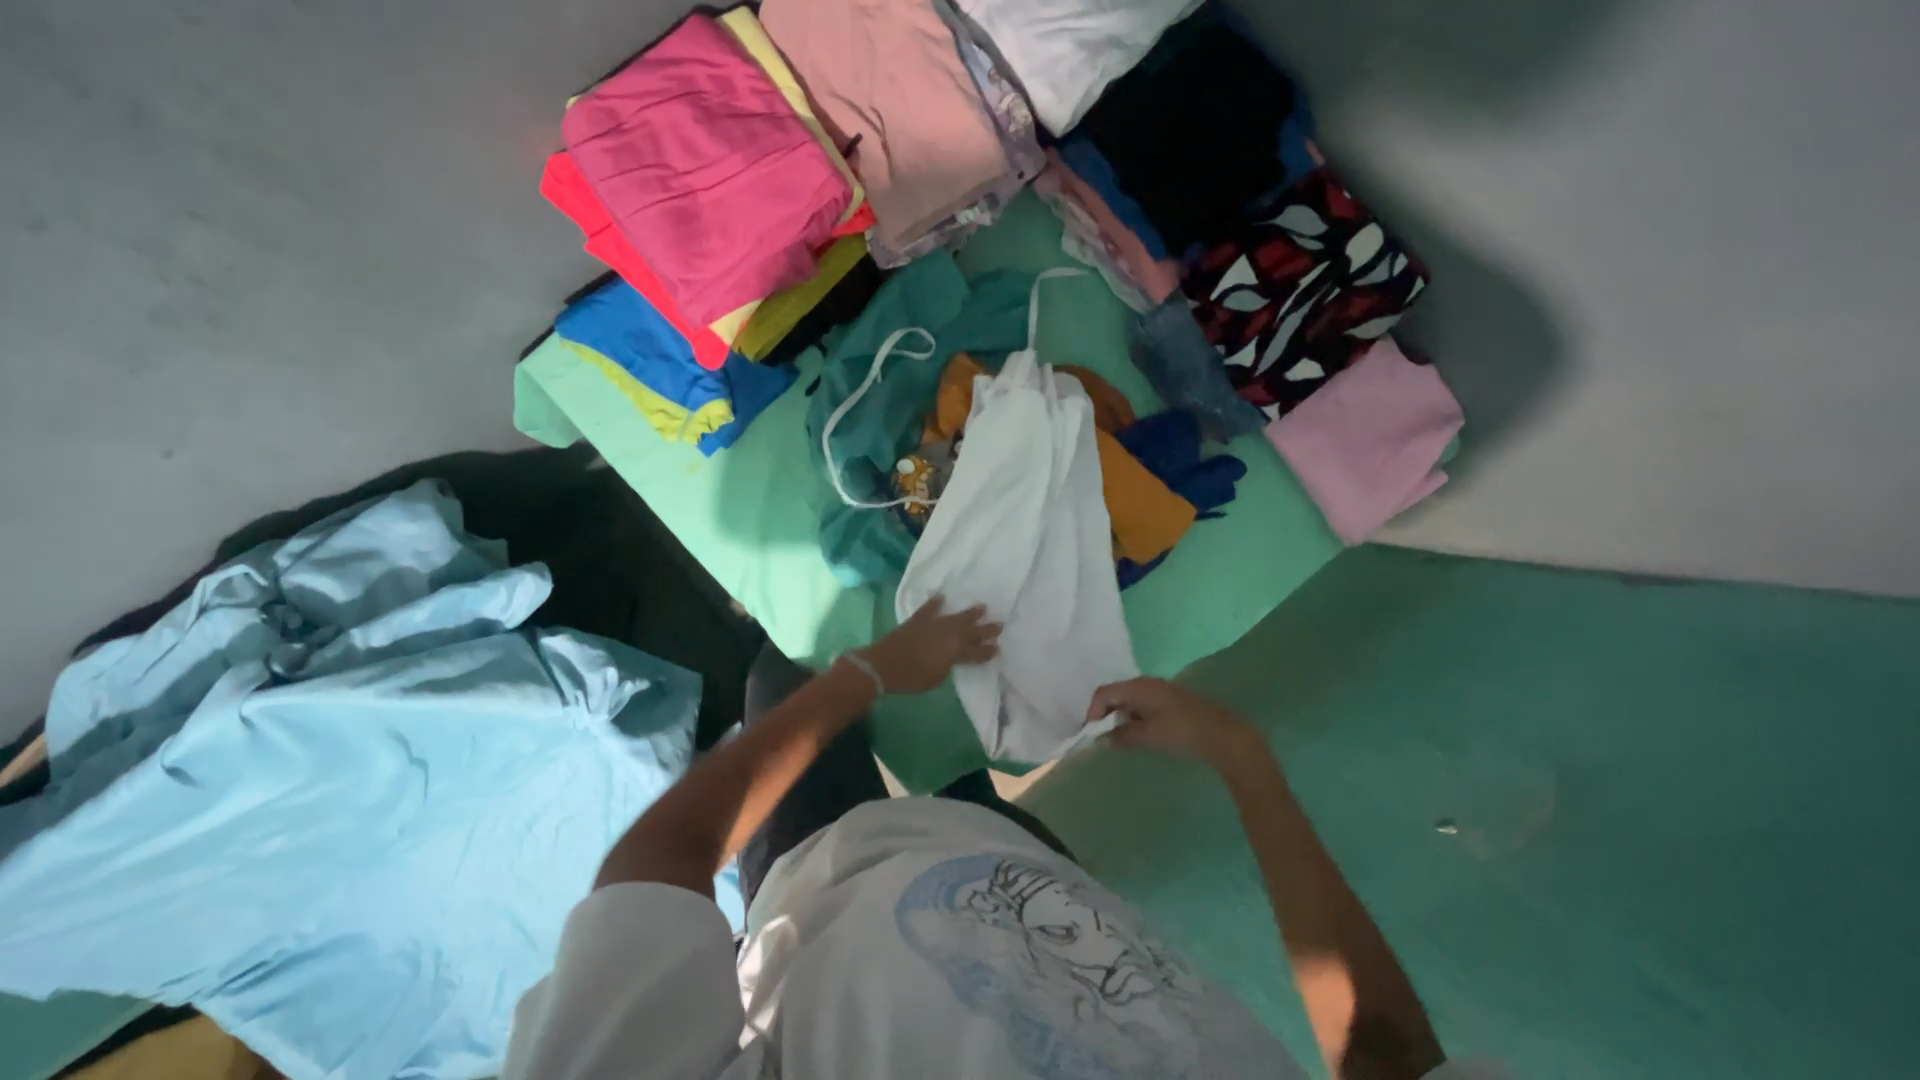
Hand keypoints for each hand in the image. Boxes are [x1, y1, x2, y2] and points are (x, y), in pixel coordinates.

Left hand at [858, 597, 1000, 695]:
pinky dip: (936, 602)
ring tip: (982, 607)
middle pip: (972, 631)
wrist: (884, 664)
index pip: (978, 652)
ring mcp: (934, 624)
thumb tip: (952, 657)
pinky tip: (942, 597)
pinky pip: (930, 608)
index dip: (988, 651)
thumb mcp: (937, 678)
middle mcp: (949, 635)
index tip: (998, 648)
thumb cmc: (912, 677)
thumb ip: (949, 665)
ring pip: (956, 616)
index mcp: (956, 651)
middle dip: (987, 628)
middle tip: (999, 624)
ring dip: (970, 612)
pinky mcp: (918, 619)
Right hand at [1087, 678, 1256, 764]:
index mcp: (1139, 687)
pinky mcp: (1172, 699)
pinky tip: (1142, 733)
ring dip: (1122, 716)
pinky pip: (1145, 703)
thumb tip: (1105, 737)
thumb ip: (1122, 735)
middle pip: (1116, 693)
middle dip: (1107, 714)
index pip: (1104, 693)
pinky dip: (1136, 716)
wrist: (1223, 735)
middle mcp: (1148, 682)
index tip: (1092, 734)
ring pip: (1131, 698)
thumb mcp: (1148, 737)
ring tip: (1122, 737)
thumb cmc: (1181, 733)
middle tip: (1104, 736)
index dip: (1093, 712)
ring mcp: (1162, 689)